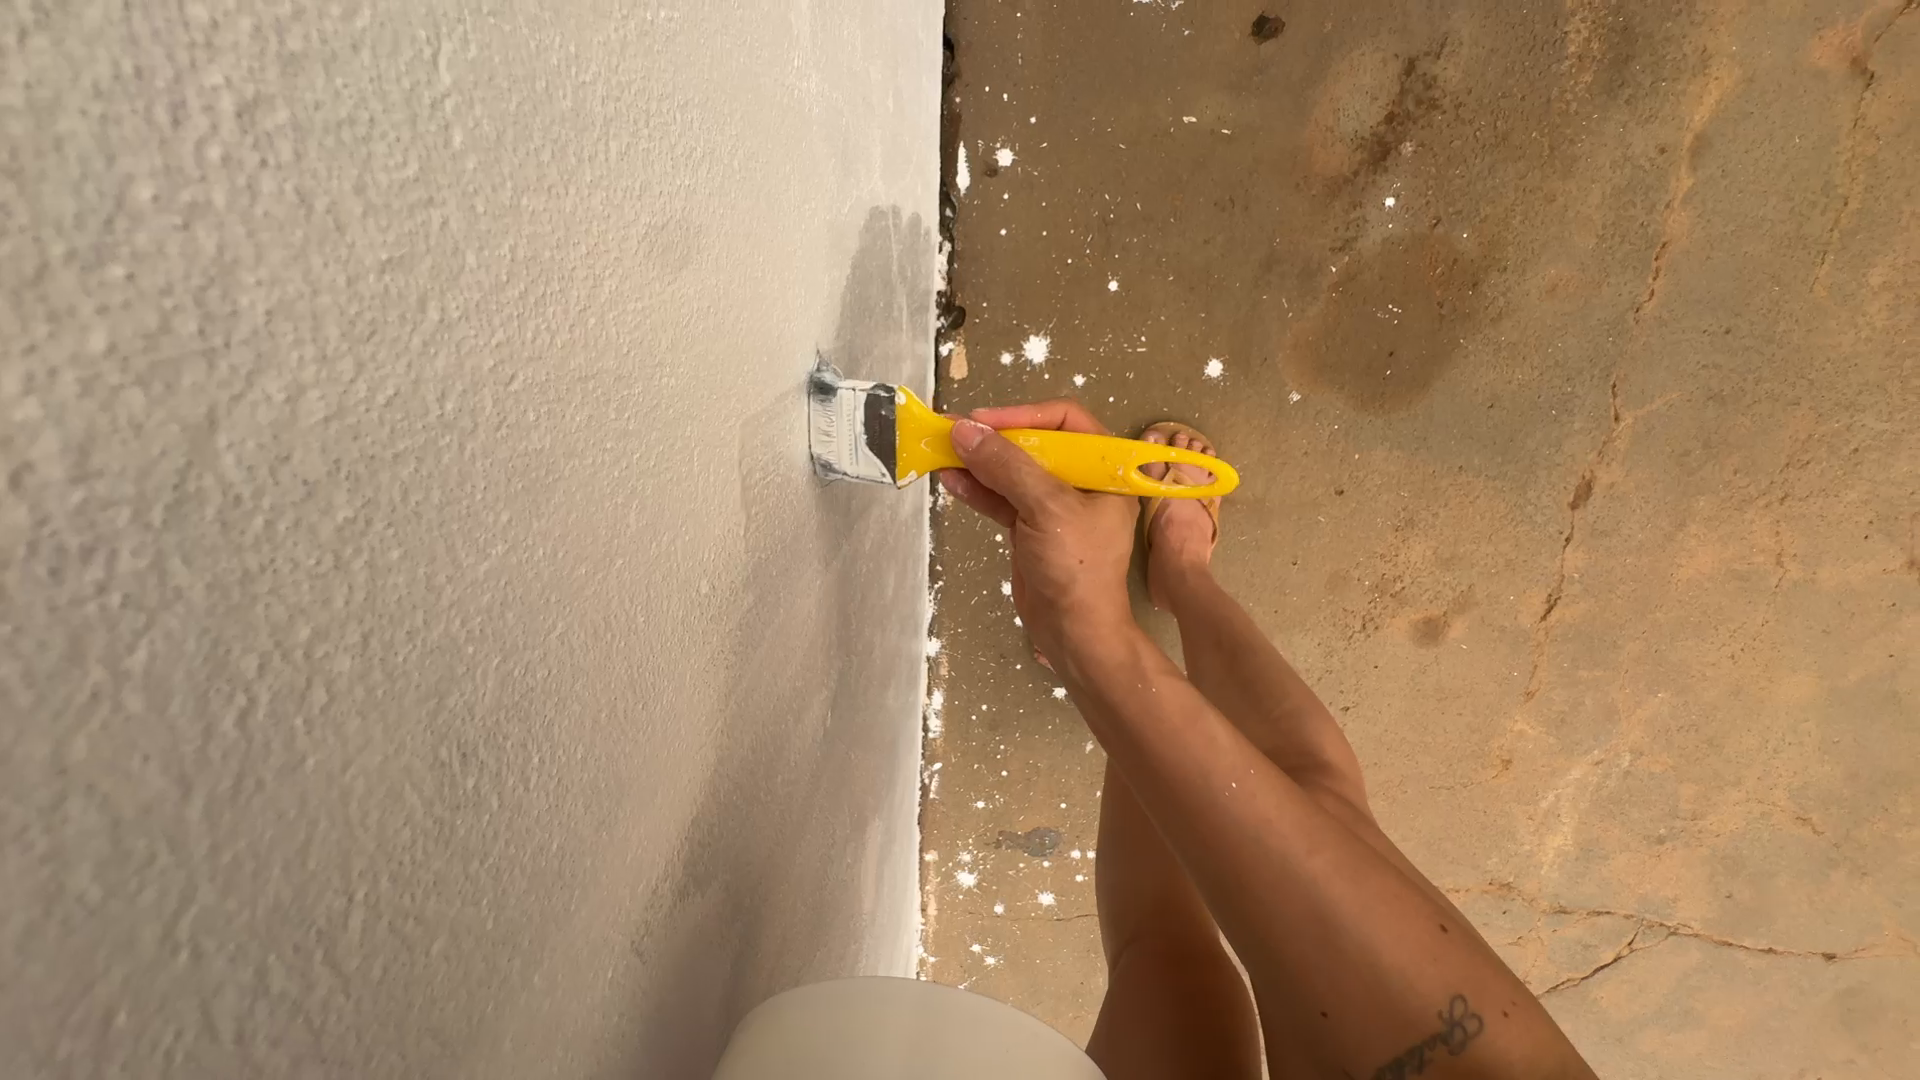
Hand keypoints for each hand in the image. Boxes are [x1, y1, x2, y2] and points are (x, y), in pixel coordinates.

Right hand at [938, 400, 1139, 664]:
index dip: (1023, 415)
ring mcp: (1054, 506)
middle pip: (1034, 444)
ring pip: (1012, 472)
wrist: (1073, 631)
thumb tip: (964, 430)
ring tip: (941, 452)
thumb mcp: (1046, 508)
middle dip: (994, 438)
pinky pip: (1002, 499)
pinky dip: (977, 489)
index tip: (983, 421)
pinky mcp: (1030, 528)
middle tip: (953, 432)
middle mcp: (1081, 481)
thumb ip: (1006, 467)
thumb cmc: (1075, 567)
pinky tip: (951, 479)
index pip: (1064, 421)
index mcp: (1103, 468)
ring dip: (978, 462)